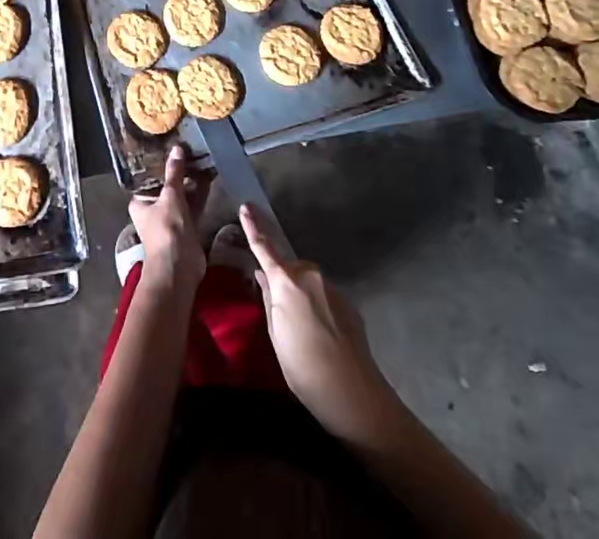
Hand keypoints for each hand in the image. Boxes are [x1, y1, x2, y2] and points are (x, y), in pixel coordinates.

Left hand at [128, 146, 210, 294]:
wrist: (179, 267)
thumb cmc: (167, 229)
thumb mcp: (170, 196)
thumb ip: (175, 173)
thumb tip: (177, 148)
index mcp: (140, 202)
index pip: (150, 177)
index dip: (161, 163)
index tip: (173, 146)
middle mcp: (153, 208)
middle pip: (167, 185)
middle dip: (179, 171)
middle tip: (192, 149)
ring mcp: (171, 218)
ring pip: (182, 194)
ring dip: (192, 180)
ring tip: (203, 158)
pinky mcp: (187, 225)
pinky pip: (193, 205)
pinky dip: (200, 193)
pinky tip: (210, 176)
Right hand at [240, 204, 396, 442]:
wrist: (352, 392)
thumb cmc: (302, 366)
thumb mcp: (275, 334)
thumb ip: (268, 299)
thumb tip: (264, 275)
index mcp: (286, 282)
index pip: (264, 248)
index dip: (253, 227)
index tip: (246, 205)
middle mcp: (311, 277)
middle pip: (288, 269)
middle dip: (280, 281)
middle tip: (277, 314)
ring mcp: (333, 289)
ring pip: (306, 283)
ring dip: (299, 297)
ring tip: (299, 333)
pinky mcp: (348, 305)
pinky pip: (323, 297)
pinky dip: (316, 309)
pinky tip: (319, 337)